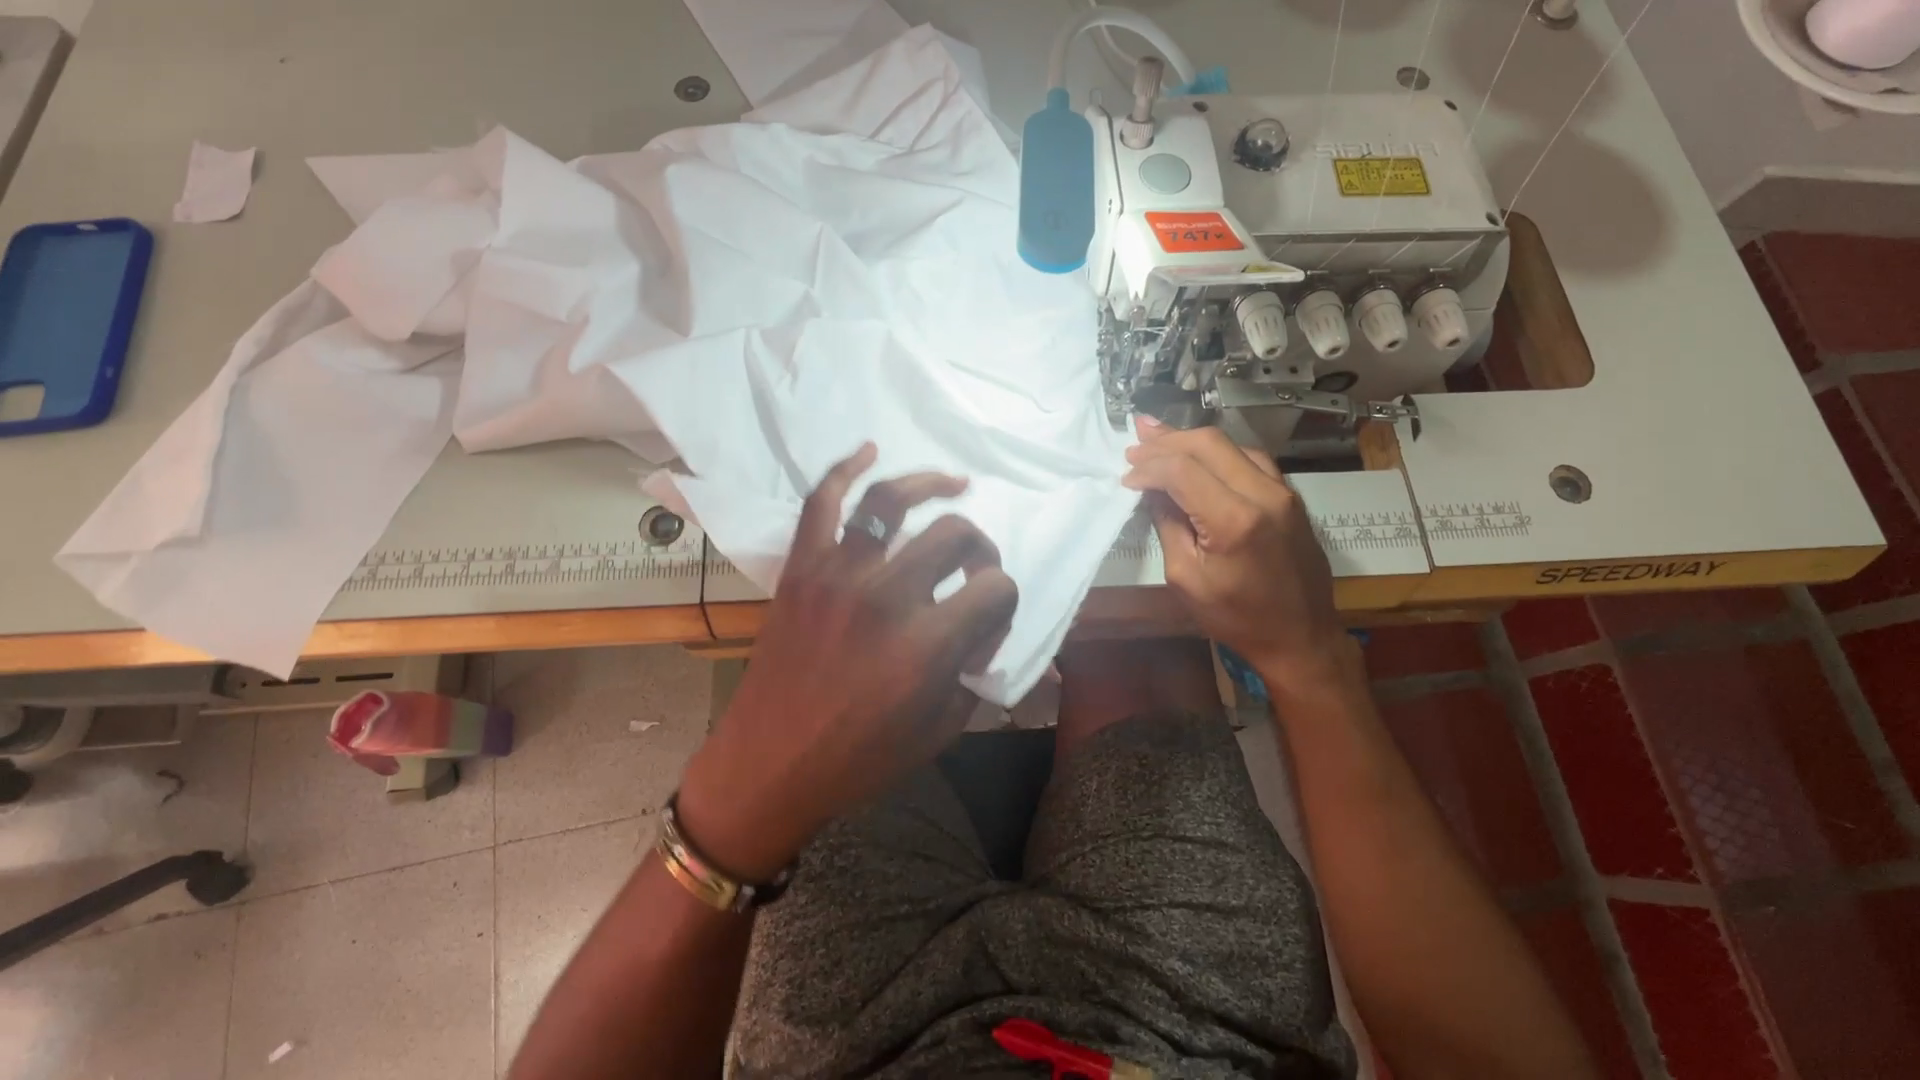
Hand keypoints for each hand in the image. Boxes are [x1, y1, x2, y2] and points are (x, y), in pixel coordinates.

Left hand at [676, 443, 1018, 880]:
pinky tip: (869, 451)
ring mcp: (838, 575)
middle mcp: (887, 596)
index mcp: (927, 644)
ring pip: (891, 501)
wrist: (770, 764)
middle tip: (973, 570)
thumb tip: (987, 633)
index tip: (989, 621)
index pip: (996, 588)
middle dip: (980, 549)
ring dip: (931, 483)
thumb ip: (974, 674)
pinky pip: (821, 501)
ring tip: (954, 484)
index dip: (1005, 602)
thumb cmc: (860, 758)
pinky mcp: (801, 569)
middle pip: (955, 535)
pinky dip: (845, 467)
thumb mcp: (940, 729)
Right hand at [1121, 416, 1344, 685]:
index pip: (1182, 470)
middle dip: (1167, 441)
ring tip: (1159, 440)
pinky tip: (1199, 456)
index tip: (1125, 476)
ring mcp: (1282, 492)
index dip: (1148, 466)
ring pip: (1232, 445)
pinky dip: (1219, 452)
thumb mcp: (1186, 578)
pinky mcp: (1290, 496)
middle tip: (1135, 443)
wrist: (1300, 636)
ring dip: (1192, 441)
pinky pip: (1251, 459)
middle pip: (1208, 444)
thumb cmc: (1236, 617)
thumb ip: (1169, 525)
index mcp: (1234, 520)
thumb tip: (1154, 490)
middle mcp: (1263, 494)